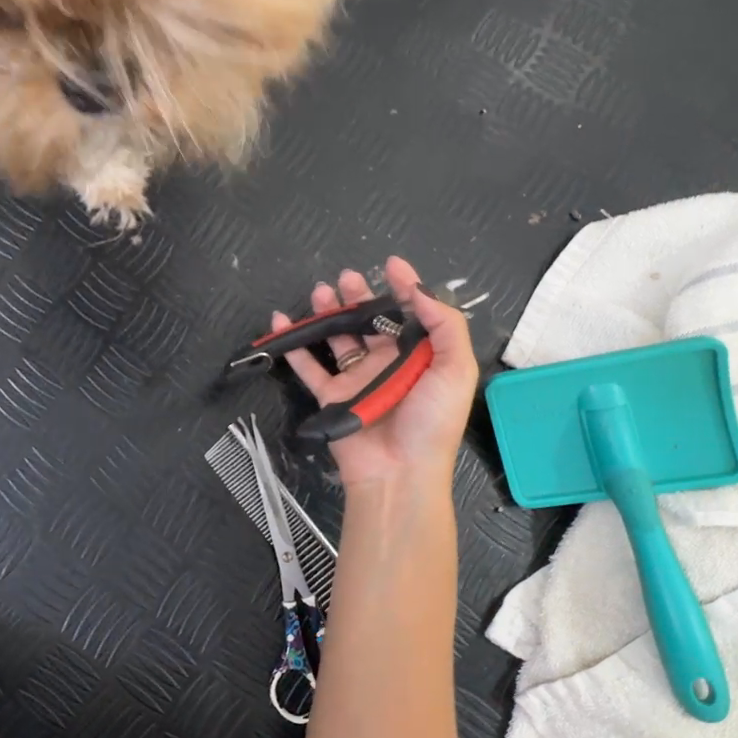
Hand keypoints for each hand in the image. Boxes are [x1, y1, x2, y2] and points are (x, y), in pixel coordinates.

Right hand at [269, 256, 479, 490]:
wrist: (399, 472)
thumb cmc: (432, 420)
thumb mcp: (455, 369)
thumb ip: (444, 324)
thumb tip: (417, 287)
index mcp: (421, 356)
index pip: (412, 314)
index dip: (403, 288)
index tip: (390, 265)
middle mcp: (388, 363)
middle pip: (370, 322)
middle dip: (358, 296)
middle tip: (344, 276)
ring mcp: (357, 379)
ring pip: (339, 338)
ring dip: (328, 313)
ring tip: (318, 292)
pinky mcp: (331, 395)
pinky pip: (309, 366)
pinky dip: (294, 344)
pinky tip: (282, 320)